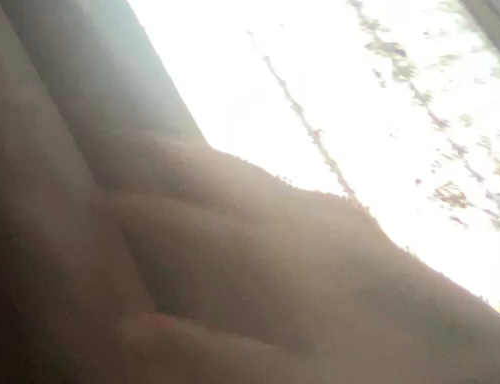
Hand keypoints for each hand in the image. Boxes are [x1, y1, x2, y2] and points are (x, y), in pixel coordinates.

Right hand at [113, 136, 499, 383]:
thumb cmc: (389, 378)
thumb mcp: (291, 375)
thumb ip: (208, 352)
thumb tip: (126, 329)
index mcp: (282, 250)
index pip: (193, 221)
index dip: (146, 210)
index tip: (105, 195)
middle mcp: (314, 228)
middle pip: (236, 178)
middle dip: (186, 158)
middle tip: (143, 140)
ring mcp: (359, 236)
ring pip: (279, 186)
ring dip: (236, 172)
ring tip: (208, 164)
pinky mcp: (394, 255)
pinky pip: (316, 204)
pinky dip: (284, 196)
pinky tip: (297, 209)